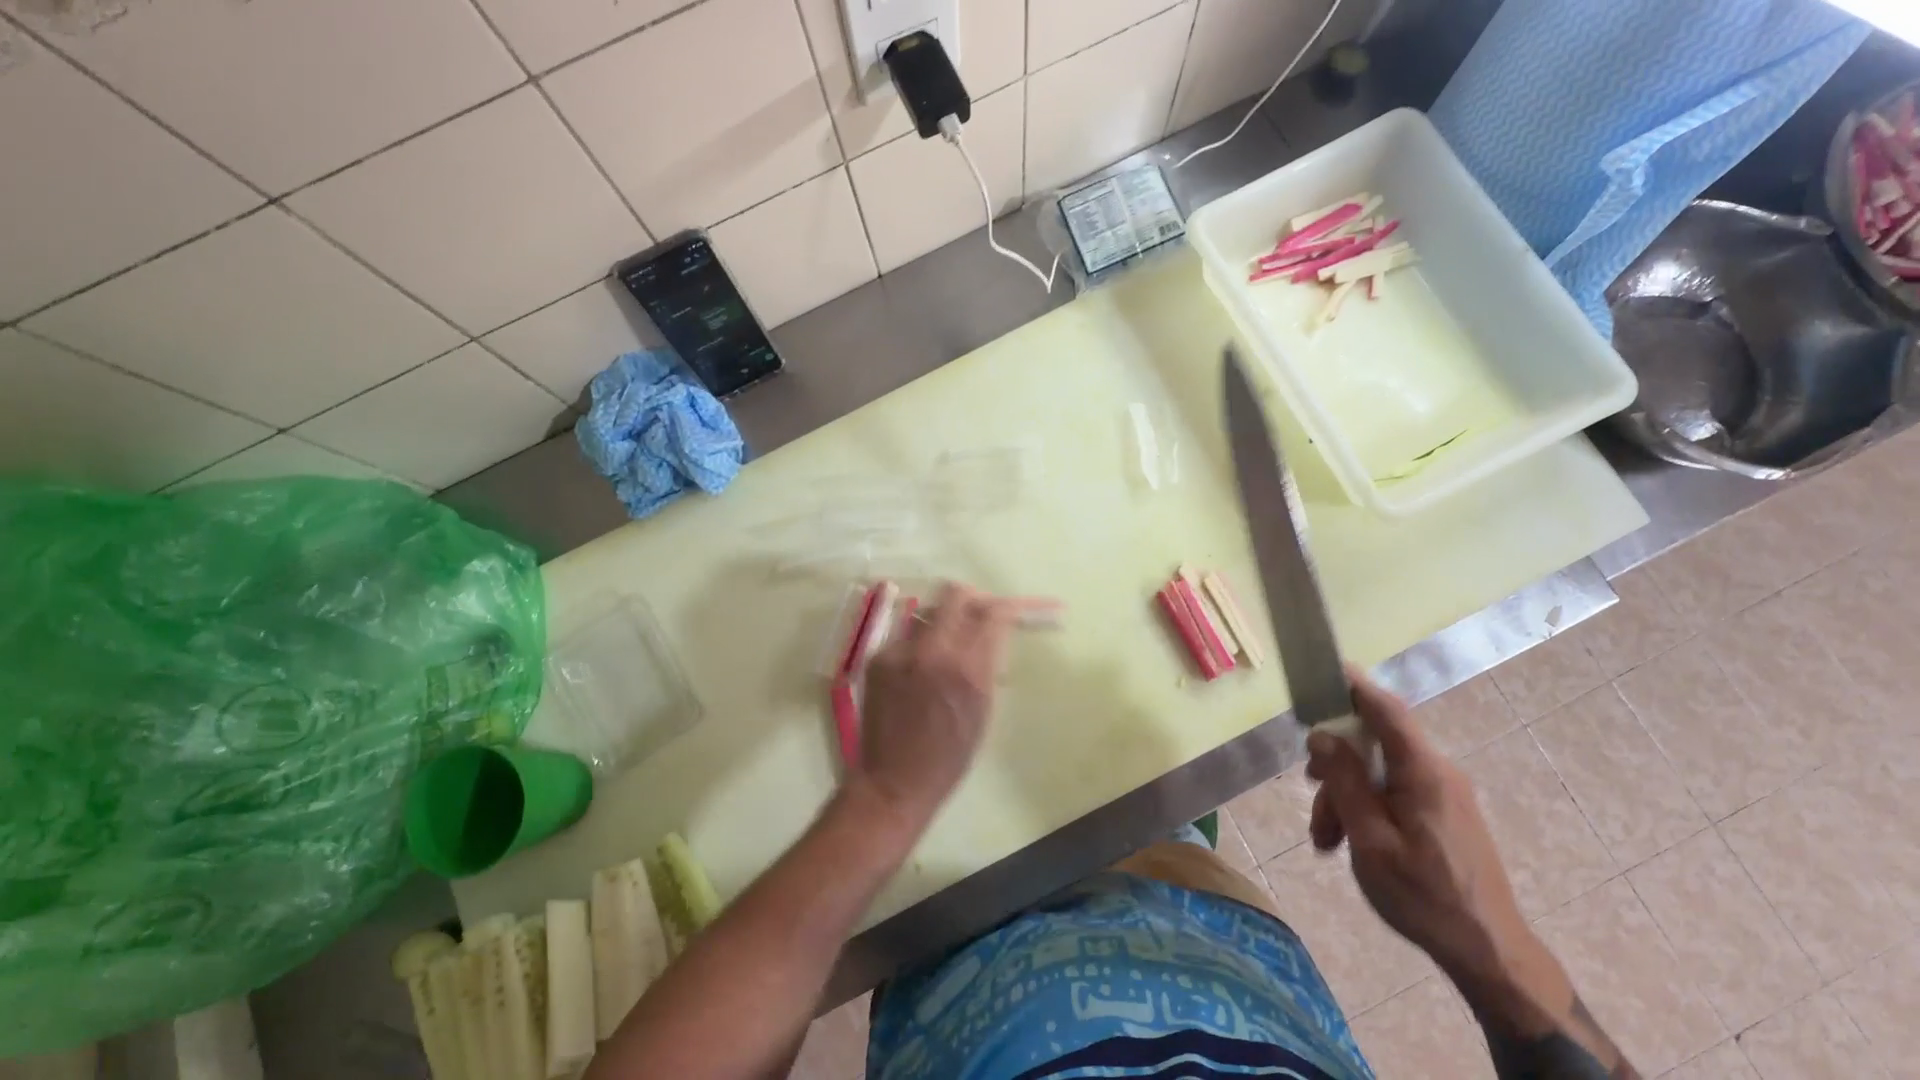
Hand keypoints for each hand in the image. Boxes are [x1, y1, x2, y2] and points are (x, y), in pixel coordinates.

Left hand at [854, 583, 1052, 824]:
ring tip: (951, 639)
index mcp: (967, 670)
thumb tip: (991, 635)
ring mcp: (899, 652)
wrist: (894, 782)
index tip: (1015, 610)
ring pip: (927, 610)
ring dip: (945, 617)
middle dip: (975, 599)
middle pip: (956, 595)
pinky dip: (920, 640)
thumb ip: (987, 665)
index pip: (992, 614)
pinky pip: (903, 633)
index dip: (1009, 606)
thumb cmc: (949, 757)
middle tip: (982, 613)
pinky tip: (923, 662)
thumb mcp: (983, 709)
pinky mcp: (877, 659)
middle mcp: (932, 652)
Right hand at [1305, 668, 1530, 984]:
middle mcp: (1438, 772)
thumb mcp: (1369, 839)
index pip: (1386, 710)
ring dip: (1347, 796)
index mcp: (1424, 772)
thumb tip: (1324, 735)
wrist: (1488, 950)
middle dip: (1335, 767)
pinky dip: (1367, 809)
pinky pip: (1396, 794)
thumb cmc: (1422, 894)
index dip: (1354, 687)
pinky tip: (1350, 843)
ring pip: (1380, 773)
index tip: (1324, 671)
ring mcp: (1445, 794)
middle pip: (1374, 745)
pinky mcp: (1445, 815)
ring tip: (1327, 841)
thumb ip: (1345, 782)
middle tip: (1311, 799)